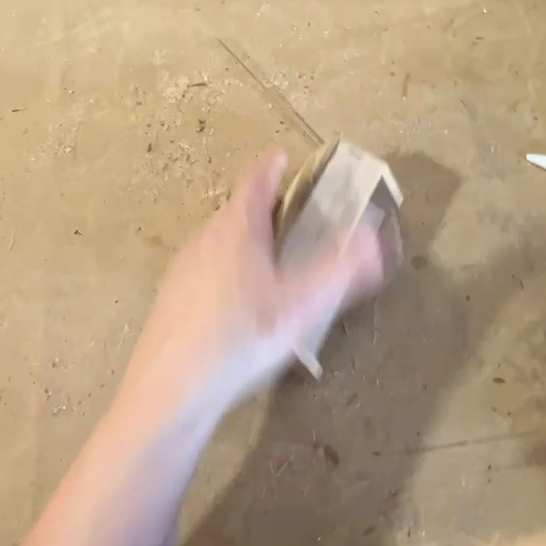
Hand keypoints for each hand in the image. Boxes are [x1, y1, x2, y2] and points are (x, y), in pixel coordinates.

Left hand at [119, 149, 388, 422]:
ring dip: (243, 236)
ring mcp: (183, 265)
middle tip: (290, 213)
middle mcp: (206, 236)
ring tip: (267, 254)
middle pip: (236, 208)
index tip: (283, 155)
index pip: (256, 180)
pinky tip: (236, 300)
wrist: (170, 390)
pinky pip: (205, 264)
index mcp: (238, 228)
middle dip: (263, 205)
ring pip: (218, 237)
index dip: (272, 166)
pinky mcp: (170, 295)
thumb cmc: (240, 338)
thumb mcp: (300, 308)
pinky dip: (225, 264)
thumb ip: (340, 272)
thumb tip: (375, 240)